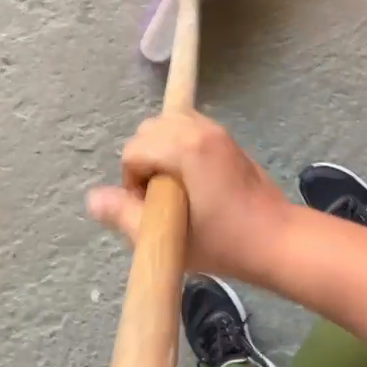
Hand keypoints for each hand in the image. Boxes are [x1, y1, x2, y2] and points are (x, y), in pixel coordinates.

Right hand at [85, 114, 294, 281]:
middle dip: (143, 161)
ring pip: (168, 125)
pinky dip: (178, 146)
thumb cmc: (222, 241)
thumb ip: (125, 215)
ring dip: (160, 152)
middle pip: (149, 130)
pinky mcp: (227, 138)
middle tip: (158, 198)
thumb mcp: (166, 236)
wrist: (274, 237)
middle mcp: (202, 129)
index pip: (134, 150)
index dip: (132, 181)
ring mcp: (217, 130)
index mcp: (187, 147)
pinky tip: (189, 180)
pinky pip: (189, 129)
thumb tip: (92, 198)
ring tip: (172, 189)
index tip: (150, 209)